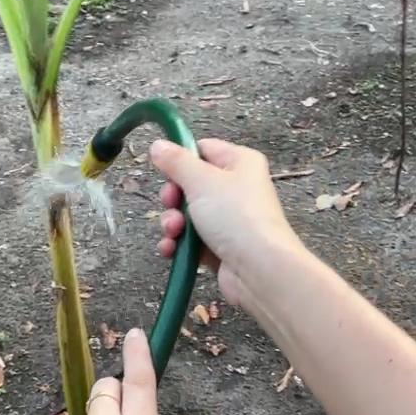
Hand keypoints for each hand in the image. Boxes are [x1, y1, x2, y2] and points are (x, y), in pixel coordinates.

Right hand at [148, 138, 306, 309]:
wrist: (258, 269)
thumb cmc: (235, 216)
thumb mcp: (201, 180)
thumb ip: (176, 162)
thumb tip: (157, 145)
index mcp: (239, 163)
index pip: (203, 150)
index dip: (181, 160)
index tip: (165, 171)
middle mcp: (236, 189)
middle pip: (191, 185)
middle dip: (173, 198)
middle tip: (170, 204)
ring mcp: (228, 221)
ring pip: (188, 216)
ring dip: (173, 224)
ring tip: (173, 232)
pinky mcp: (220, 248)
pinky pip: (192, 241)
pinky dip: (179, 244)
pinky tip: (171, 250)